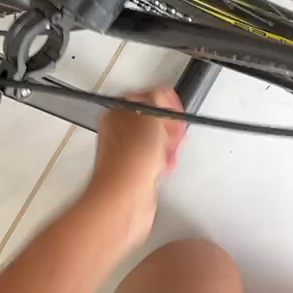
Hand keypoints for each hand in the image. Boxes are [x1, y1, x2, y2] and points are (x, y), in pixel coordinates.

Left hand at [82, 87, 186, 252]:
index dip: (163, 101)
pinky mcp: (135, 174)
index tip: (175, 108)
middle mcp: (118, 133)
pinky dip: (163, 161)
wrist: (126, 199)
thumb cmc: (131, 159)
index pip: (143, 98)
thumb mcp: (151, 116)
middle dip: (167, 124)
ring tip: (171, 149)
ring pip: (153, 141)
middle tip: (175, 130)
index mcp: (116, 114)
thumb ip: (158, 99)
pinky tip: (166, 165)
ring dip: (167, 144)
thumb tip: (162, 93)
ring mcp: (126, 155)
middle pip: (149, 120)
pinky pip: (154, 161)